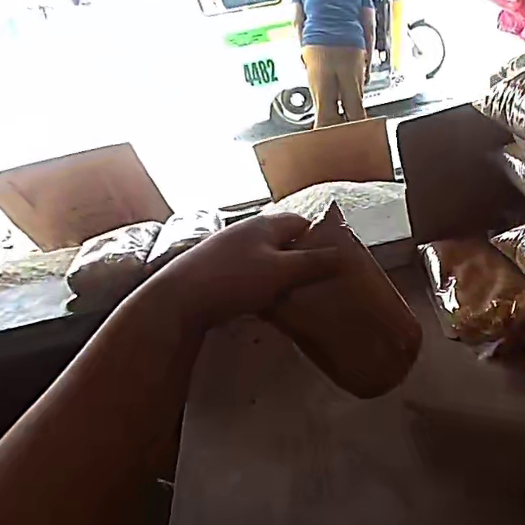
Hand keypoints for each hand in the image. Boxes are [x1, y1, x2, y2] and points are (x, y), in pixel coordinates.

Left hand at [140, 213, 341, 328]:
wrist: (177, 301)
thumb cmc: (234, 280)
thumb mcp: (283, 272)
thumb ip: (316, 263)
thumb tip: (346, 255)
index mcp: (266, 224)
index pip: (303, 223)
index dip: (320, 240)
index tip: (332, 262)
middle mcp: (246, 230)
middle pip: (284, 240)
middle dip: (300, 257)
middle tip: (315, 280)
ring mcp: (227, 248)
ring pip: (266, 257)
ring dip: (280, 272)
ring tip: (292, 292)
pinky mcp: (214, 268)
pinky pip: (249, 270)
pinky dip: (260, 281)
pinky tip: (263, 299)